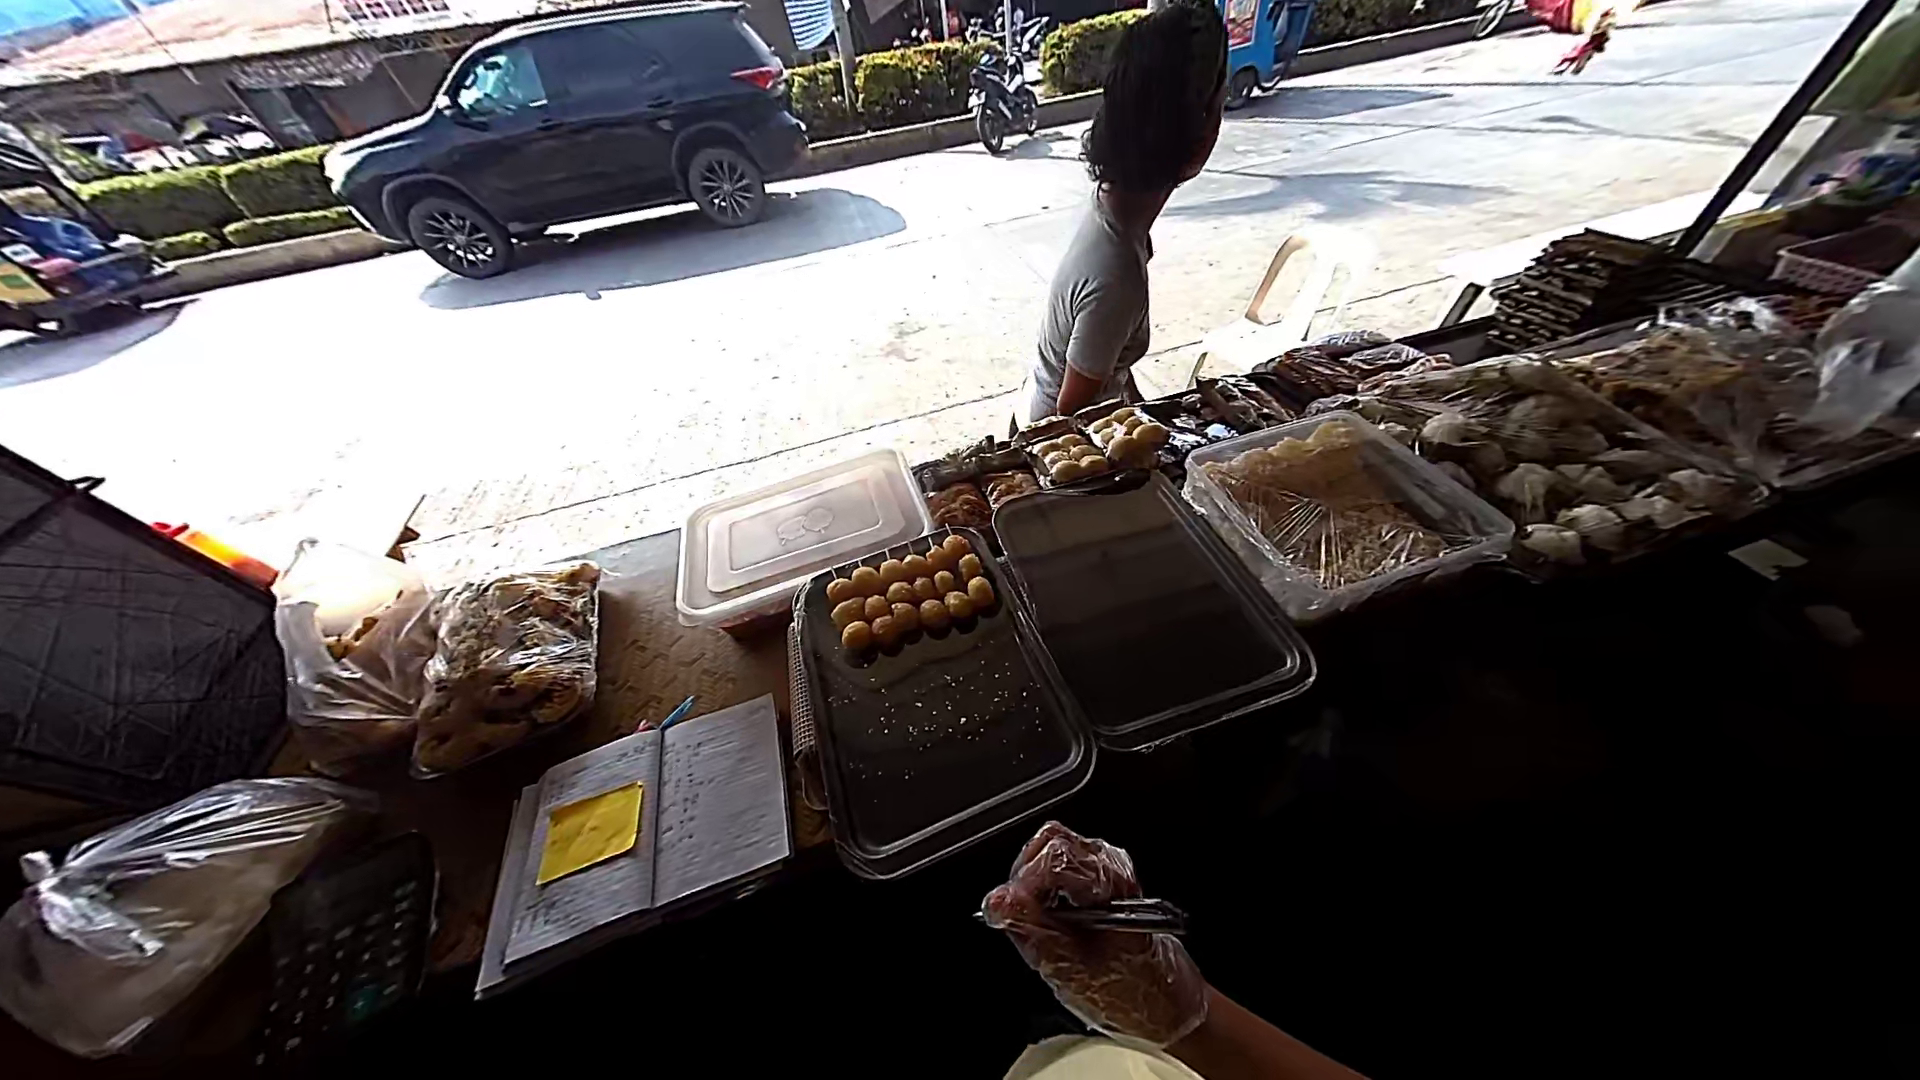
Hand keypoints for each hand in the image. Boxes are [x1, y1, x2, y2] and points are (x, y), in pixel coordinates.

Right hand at [981, 822, 1207, 1045]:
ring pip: (1052, 845)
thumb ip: (1033, 931)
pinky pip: (1058, 857)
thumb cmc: (1128, 991)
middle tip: (1020, 914)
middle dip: (1025, 875)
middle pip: (1051, 841)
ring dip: (1033, 879)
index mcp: (1112, 884)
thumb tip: (996, 902)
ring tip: (1036, 917)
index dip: (1023, 882)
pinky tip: (1049, 913)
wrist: (1161, 999)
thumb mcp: (1074, 972)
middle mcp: (1110, 862)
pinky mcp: (1095, 866)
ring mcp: (1104, 860)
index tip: (1007, 909)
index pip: (1055, 858)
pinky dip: (1043, 882)